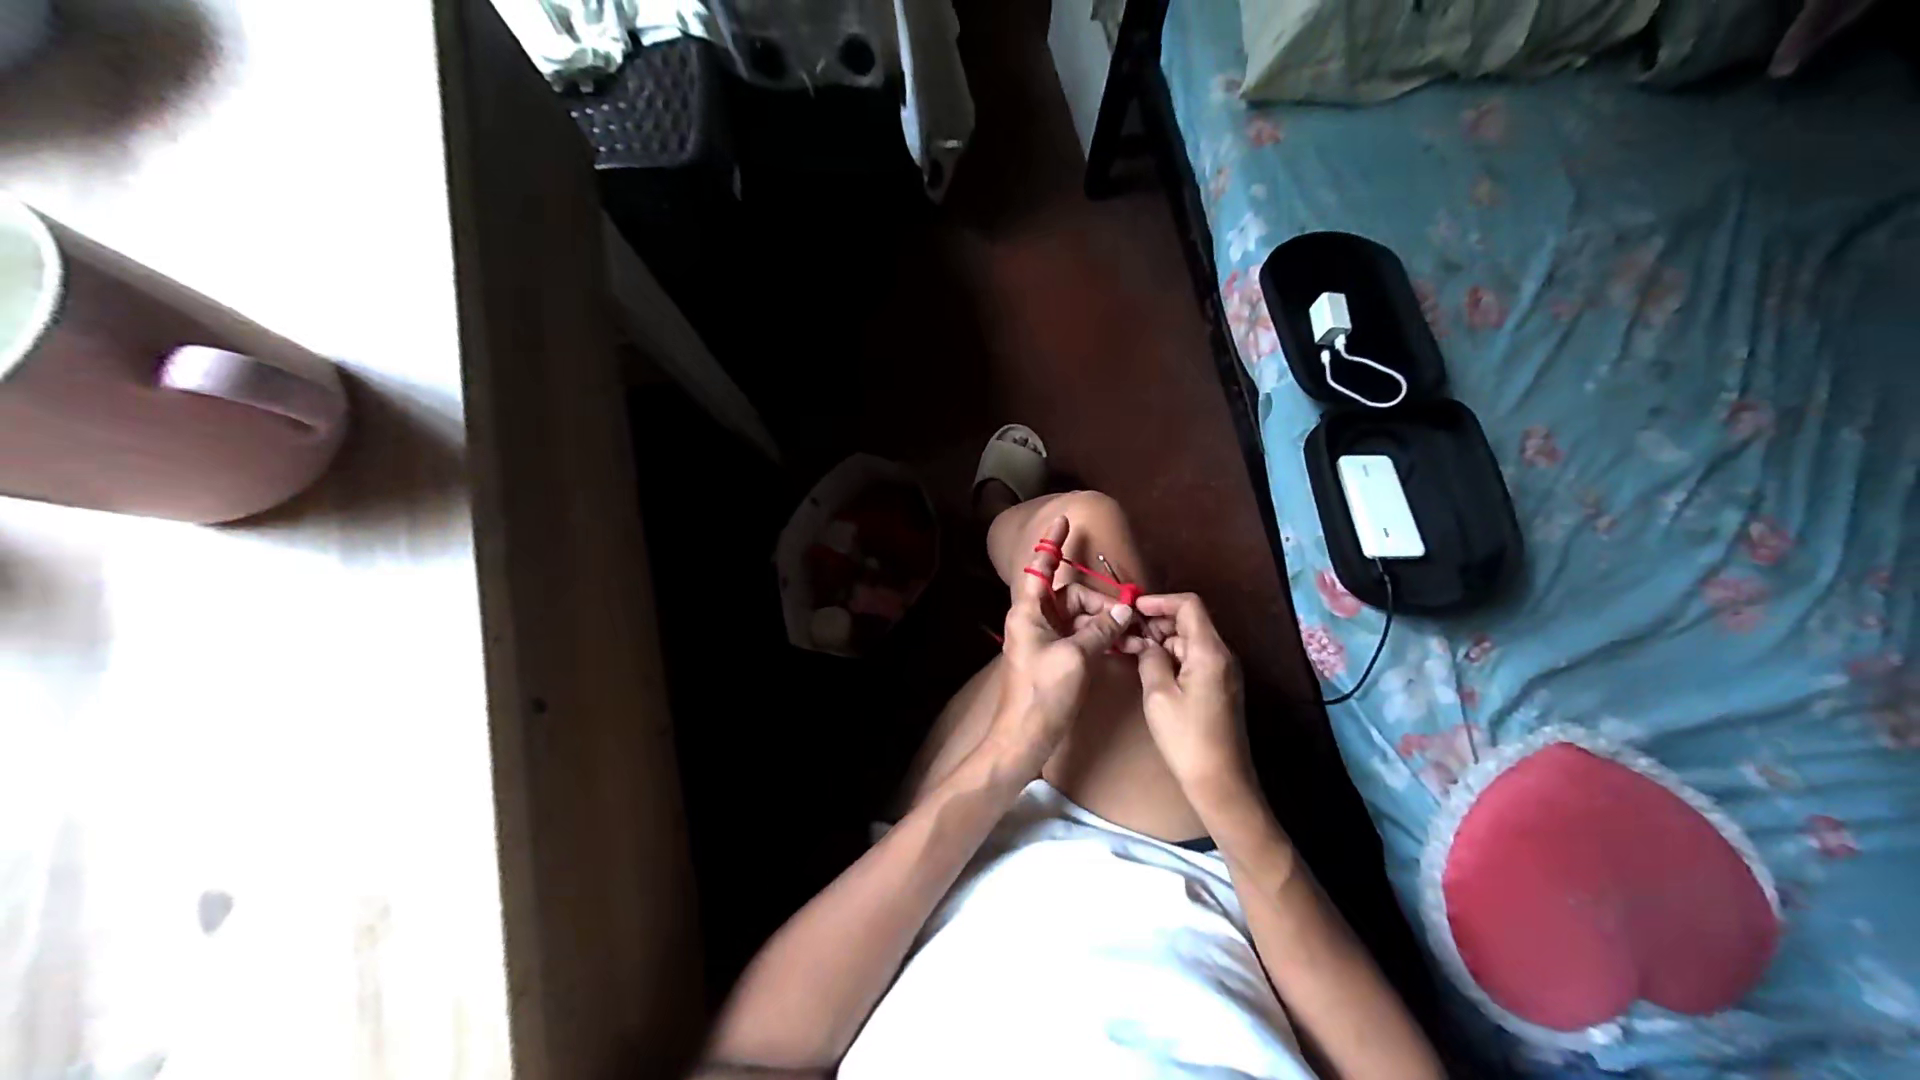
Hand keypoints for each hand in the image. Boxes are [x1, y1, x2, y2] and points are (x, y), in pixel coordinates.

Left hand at [990, 515, 1134, 773]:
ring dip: (1104, 623)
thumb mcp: (1076, 657)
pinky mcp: (1055, 657)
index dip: (1052, 542)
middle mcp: (1034, 620)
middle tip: (1127, 620)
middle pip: (1071, 596)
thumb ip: (1101, 630)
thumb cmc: (1042, 694)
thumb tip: (1125, 612)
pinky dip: (1099, 637)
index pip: (1040, 567)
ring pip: (1079, 617)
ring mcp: (1044, 639)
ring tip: (1131, 636)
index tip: (1064, 519)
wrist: (1024, 738)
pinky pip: (1080, 636)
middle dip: (1100, 603)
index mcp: (1028, 612)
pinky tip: (1122, 645)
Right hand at [1124, 592, 1251, 796]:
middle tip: (1126, 636)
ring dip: (1162, 642)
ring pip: (1189, 641)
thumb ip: (1150, 659)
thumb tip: (1147, 644)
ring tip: (1133, 653)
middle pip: (1189, 622)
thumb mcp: (1158, 695)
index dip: (1159, 601)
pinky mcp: (1220, 687)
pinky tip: (1151, 670)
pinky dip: (1172, 658)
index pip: (1189, 605)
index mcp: (1210, 651)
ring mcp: (1224, 671)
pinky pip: (1194, 659)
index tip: (1133, 610)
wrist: (1221, 781)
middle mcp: (1222, 655)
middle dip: (1157, 623)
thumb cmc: (1187, 737)